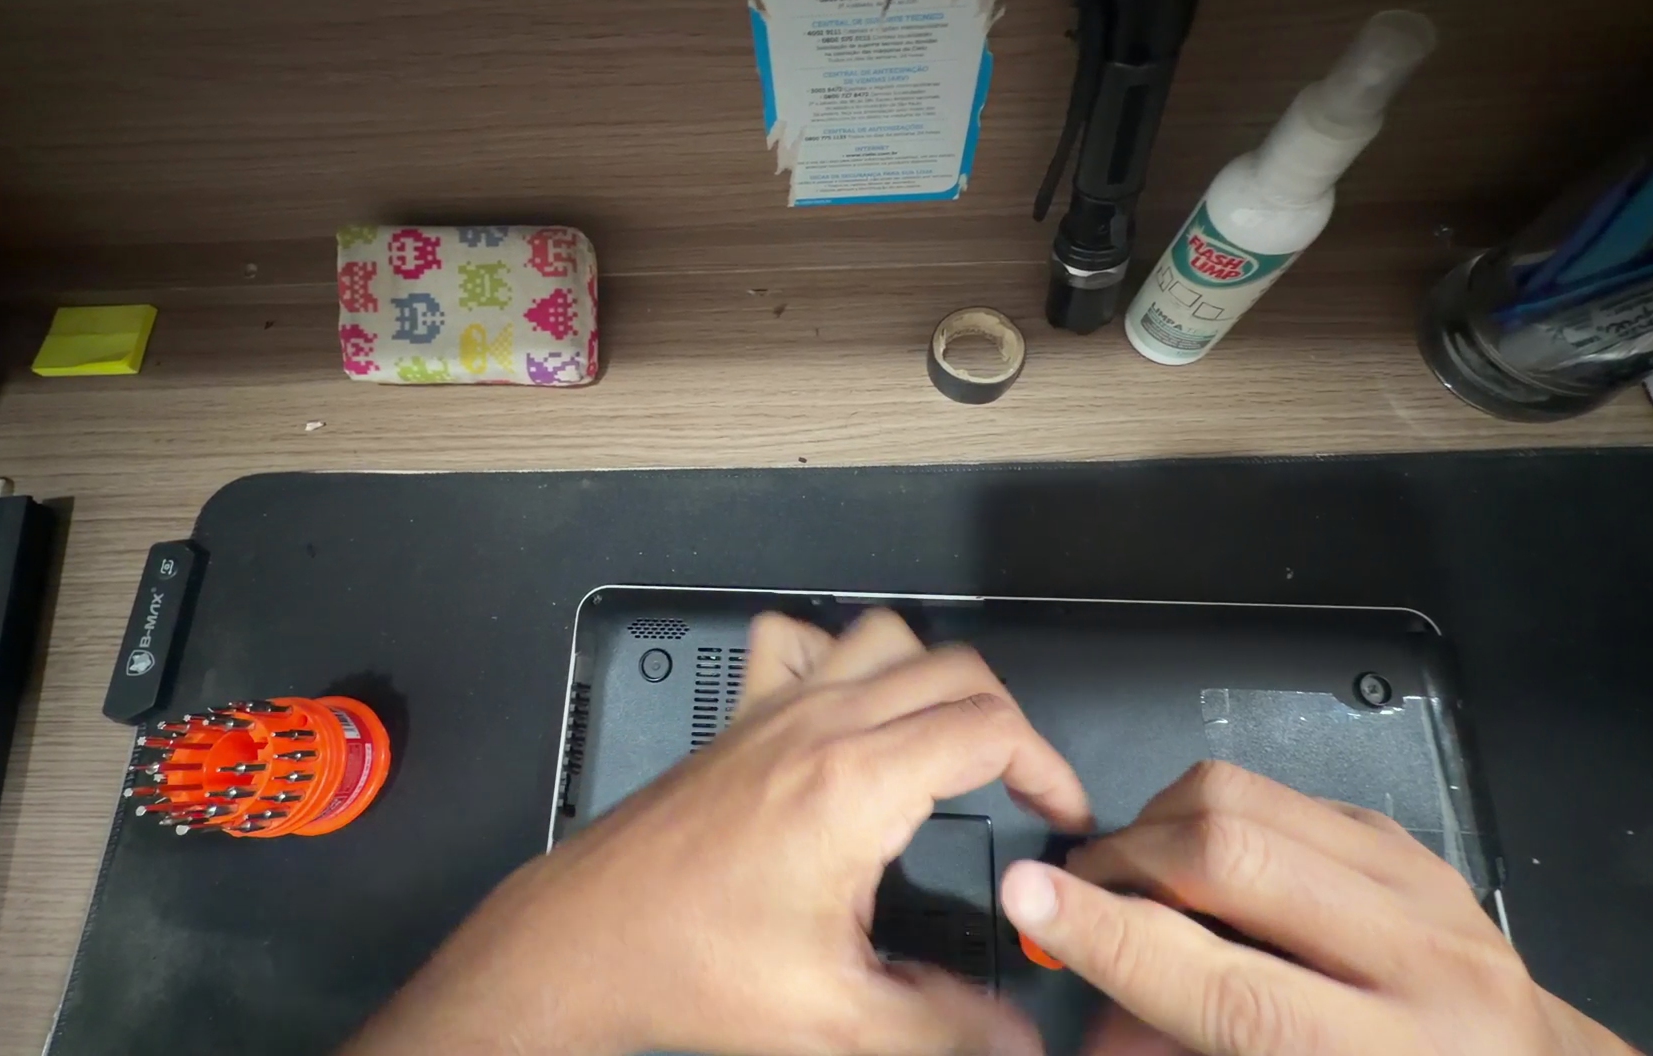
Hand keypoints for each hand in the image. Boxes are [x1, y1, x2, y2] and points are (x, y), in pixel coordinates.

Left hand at [346, 609, 1092, 1055]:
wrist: (593, 933)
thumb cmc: (699, 965)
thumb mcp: (835, 1018)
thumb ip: (945, 1027)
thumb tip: (1020, 1039)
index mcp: (858, 782)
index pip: (989, 728)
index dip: (1048, 764)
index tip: (1059, 810)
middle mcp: (825, 721)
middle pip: (954, 671)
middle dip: (1007, 720)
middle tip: (1018, 782)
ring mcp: (781, 705)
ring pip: (884, 637)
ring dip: (931, 674)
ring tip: (944, 734)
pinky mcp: (746, 712)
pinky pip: (796, 641)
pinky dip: (836, 652)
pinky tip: (844, 699)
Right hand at [1000, 761, 1639, 1055]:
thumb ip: (1179, 1045)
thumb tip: (1089, 1019)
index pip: (1225, 989)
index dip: (1108, 938)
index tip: (1024, 893)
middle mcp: (1428, 961)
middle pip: (1225, 854)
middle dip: (1126, 859)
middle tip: (1086, 885)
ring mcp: (1418, 880)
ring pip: (1235, 795)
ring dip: (1155, 824)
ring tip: (1143, 870)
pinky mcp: (1396, 835)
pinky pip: (1261, 788)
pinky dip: (1200, 812)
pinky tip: (1205, 861)